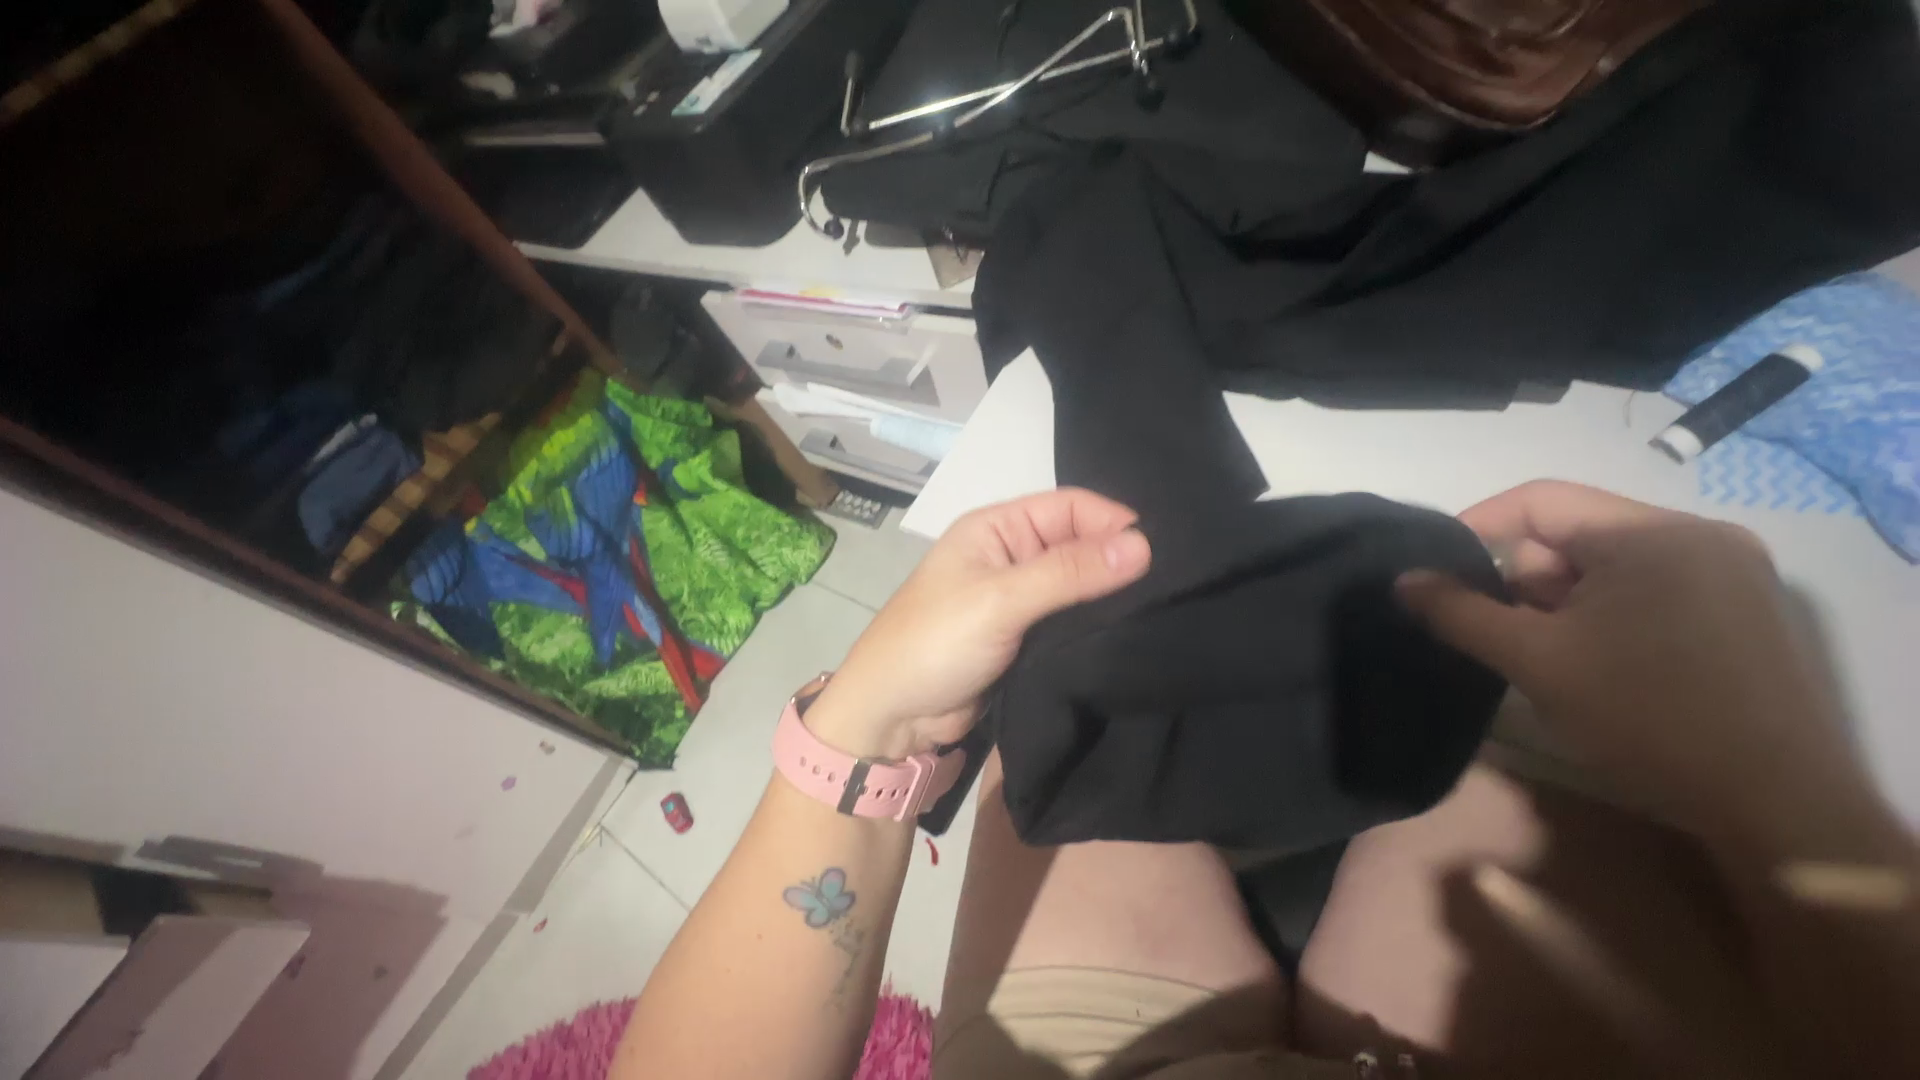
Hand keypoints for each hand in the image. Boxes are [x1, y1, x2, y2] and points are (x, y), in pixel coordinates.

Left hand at [802, 489, 1150, 760]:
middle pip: (1079, 543)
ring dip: (1112, 595)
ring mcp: (1020, 599)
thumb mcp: (1000, 600)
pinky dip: (1097, 625)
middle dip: (1119, 559)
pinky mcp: (1027, 639)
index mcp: (997, 528)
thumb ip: (1069, 572)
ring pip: (1079, 585)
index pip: (1070, 506)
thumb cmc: (935, 643)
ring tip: (1165, 609)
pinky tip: (1133, 633)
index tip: (1163, 552)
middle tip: (1175, 584)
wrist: (893, 717)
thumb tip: (1144, 546)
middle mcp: (1011, 554)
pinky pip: (1071, 622)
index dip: (1115, 522)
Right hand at [1394, 481, 1866, 841]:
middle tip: (1500, 631)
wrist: (1776, 806)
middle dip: (1524, 577)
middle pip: (1574, 532)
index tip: (1437, 573)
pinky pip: (1645, 588)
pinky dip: (1602, 613)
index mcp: (1653, 535)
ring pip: (1607, 564)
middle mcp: (1700, 536)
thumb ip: (1460, 611)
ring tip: (1545, 654)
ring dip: (1561, 600)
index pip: (1540, 500)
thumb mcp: (1534, 661)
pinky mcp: (1741, 609)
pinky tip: (1593, 660)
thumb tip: (1404, 579)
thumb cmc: (1644, 719)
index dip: (1476, 527)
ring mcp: (1730, 572)